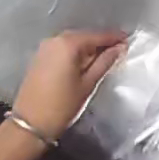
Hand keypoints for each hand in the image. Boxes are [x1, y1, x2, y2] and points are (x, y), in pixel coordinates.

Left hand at [13, 29, 127, 140]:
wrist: (30, 123)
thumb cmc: (62, 105)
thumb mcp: (88, 84)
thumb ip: (104, 62)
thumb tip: (119, 48)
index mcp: (69, 44)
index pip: (97, 36)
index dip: (114, 37)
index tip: (128, 40)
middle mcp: (55, 39)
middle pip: (84, 36)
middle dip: (100, 42)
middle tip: (119, 50)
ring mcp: (45, 47)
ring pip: (73, 42)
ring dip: (88, 48)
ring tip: (104, 57)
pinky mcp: (39, 56)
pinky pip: (62, 48)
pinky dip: (75, 52)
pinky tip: (84, 62)